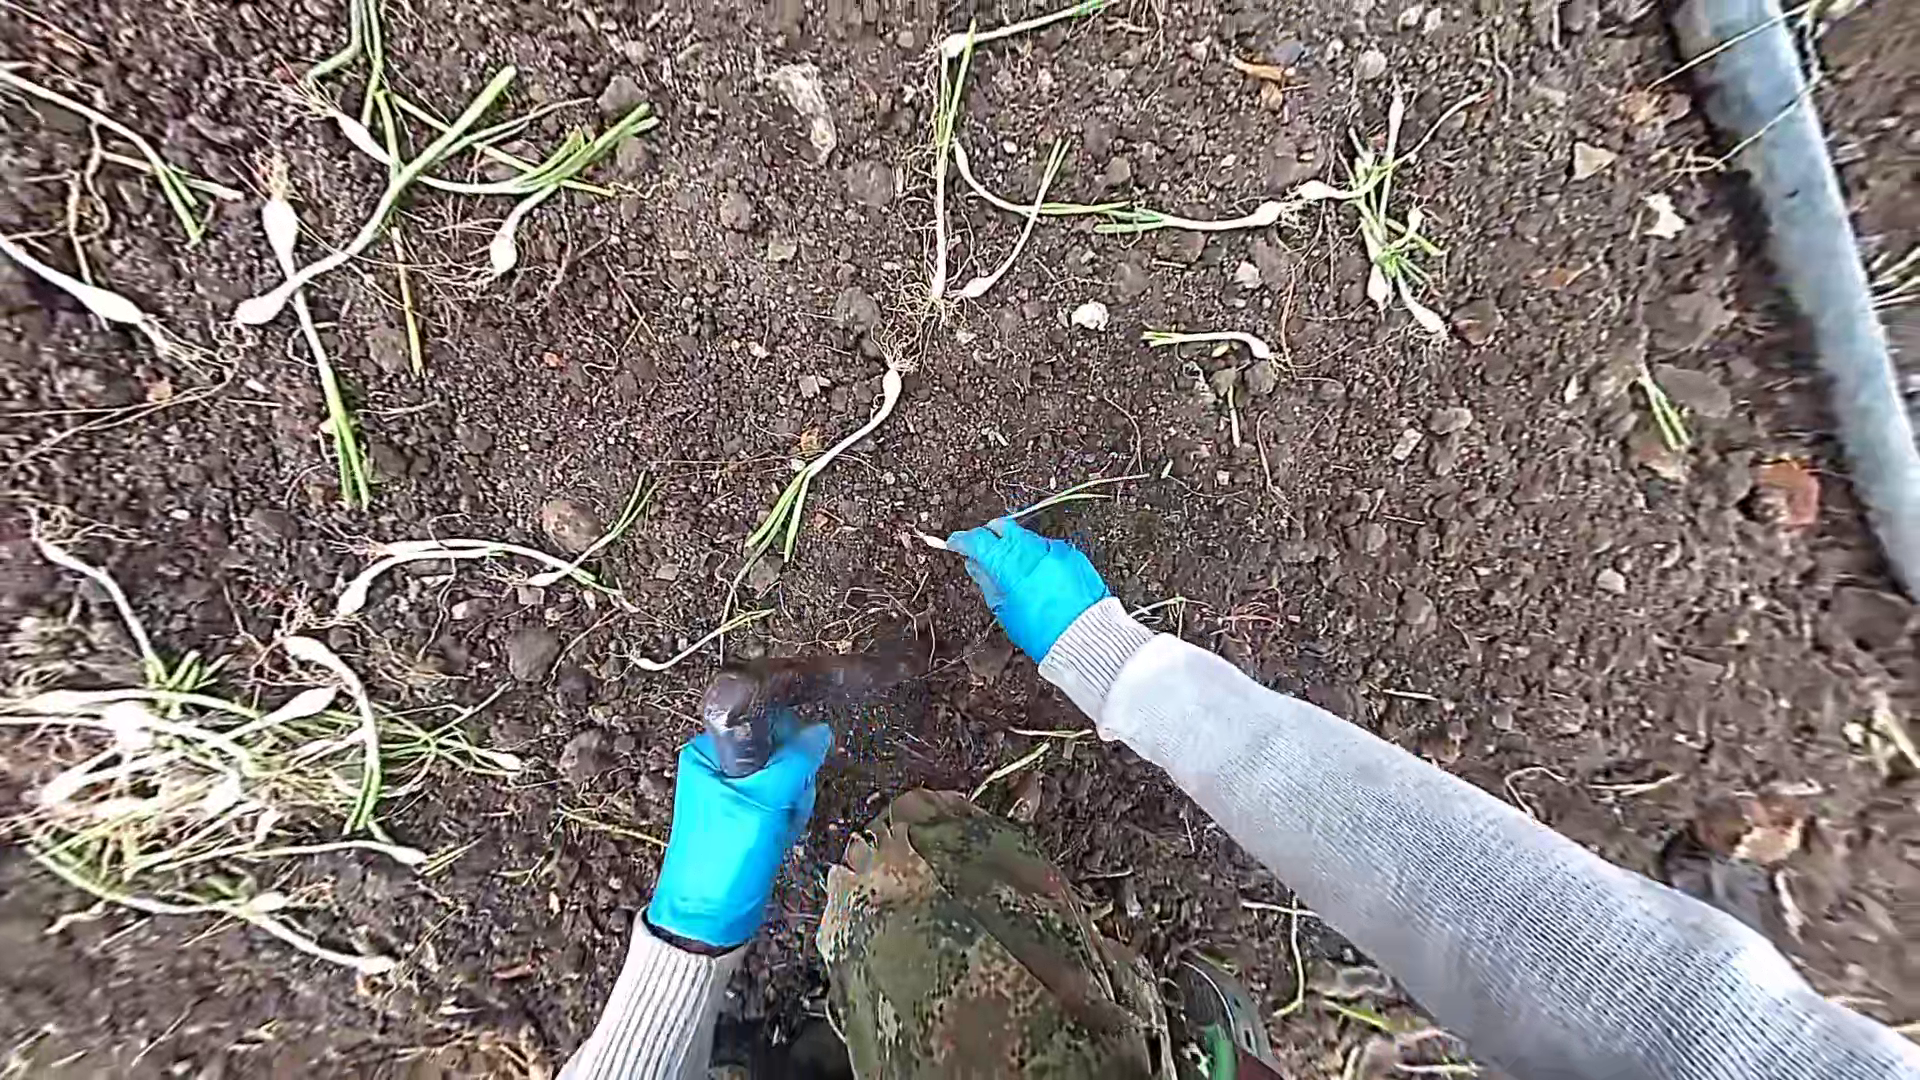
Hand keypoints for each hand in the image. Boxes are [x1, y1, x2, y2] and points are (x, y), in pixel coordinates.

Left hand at [648, 718, 831, 948]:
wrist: (709, 922)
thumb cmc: (723, 857)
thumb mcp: (765, 800)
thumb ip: (797, 760)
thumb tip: (821, 732)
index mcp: (707, 753)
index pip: (763, 722)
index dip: (788, 742)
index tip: (795, 765)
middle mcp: (717, 767)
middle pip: (778, 750)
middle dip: (792, 780)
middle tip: (784, 804)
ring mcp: (733, 793)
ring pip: (785, 777)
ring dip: (792, 802)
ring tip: (779, 826)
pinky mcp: (746, 815)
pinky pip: (780, 800)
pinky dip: (787, 817)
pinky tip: (779, 835)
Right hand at [945, 517, 1109, 661]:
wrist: (1086, 639)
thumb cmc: (1044, 633)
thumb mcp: (1005, 612)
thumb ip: (987, 582)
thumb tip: (975, 565)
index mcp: (1011, 565)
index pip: (979, 540)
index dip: (963, 540)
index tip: (956, 543)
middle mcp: (1033, 550)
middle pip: (1002, 528)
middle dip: (990, 536)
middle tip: (983, 550)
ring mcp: (1054, 550)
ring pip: (1025, 536)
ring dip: (1014, 545)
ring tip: (1012, 567)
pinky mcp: (1072, 554)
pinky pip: (1046, 546)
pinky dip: (1036, 554)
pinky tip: (1036, 573)